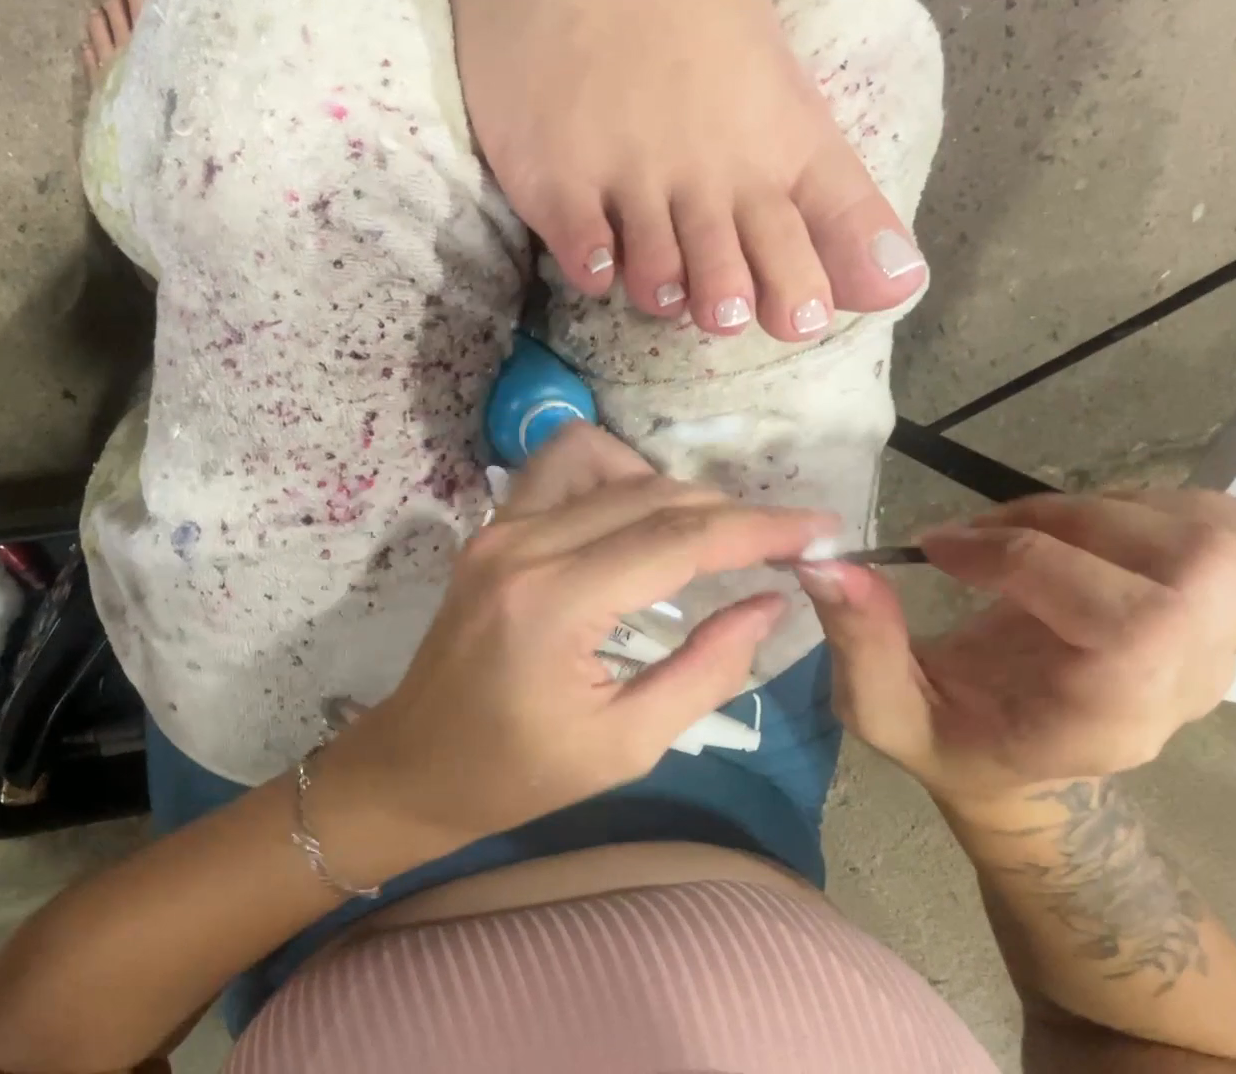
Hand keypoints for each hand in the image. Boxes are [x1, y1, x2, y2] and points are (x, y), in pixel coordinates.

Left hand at [319, 425, 835, 847]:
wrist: (415, 766)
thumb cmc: (517, 775)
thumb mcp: (626, 744)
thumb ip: (706, 668)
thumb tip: (769, 602)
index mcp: (556, 603)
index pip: (679, 538)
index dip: (759, 529)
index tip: (819, 530)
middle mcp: (522, 546)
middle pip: (648, 492)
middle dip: (726, 510)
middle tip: (777, 543)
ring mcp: (496, 531)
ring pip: (598, 460)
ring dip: (663, 484)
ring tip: (701, 535)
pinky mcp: (486, 534)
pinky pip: (557, 473)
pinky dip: (610, 480)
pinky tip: (634, 525)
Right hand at [798, 490, 1235, 806]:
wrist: (1019, 764)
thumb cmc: (947, 741)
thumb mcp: (877, 710)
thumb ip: (855, 641)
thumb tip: (824, 562)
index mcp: (1105, 718)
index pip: (1129, 619)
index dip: (1029, 559)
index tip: (938, 550)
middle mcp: (1186, 685)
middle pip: (1196, 562)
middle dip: (1073, 520)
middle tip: (989, 532)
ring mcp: (1222, 649)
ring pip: (1231, 538)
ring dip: (1111, 508)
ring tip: (1032, 532)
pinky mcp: (1232, 617)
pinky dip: (1190, 513)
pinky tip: (1102, 535)